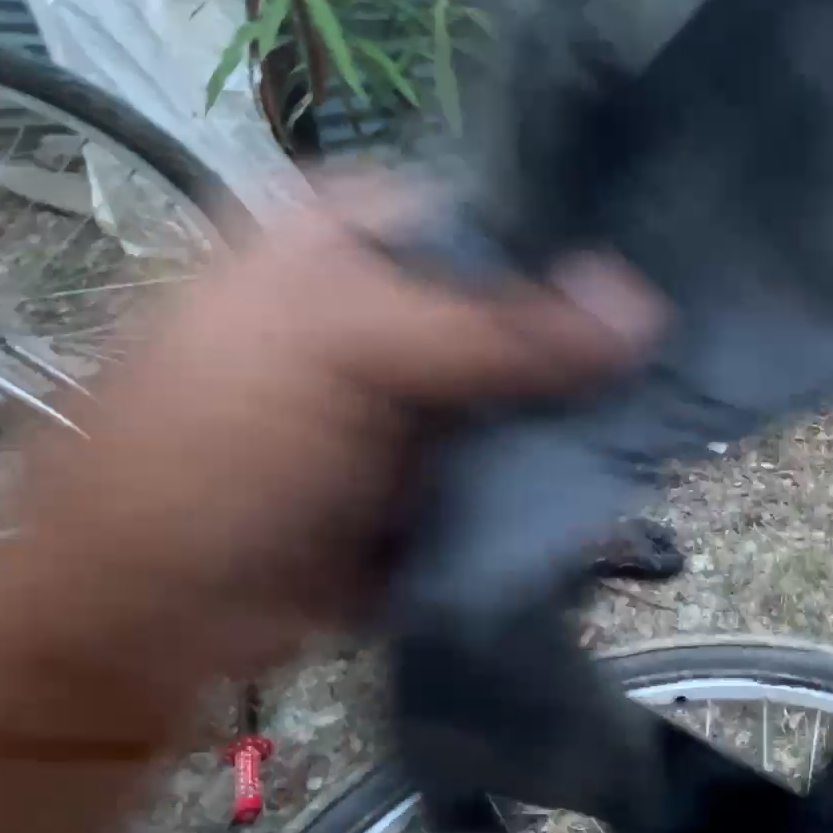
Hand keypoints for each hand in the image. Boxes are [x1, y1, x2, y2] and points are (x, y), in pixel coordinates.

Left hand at [0, 172, 666, 676]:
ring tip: (678, 406)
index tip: (667, 273)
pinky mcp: (452, 463)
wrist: (144, 618)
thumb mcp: (346, 352)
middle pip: (534, 304)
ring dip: (596, 402)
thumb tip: (641, 306)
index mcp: (360, 236)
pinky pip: (532, 447)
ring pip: (543, 382)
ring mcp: (431, 390)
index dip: (581, 243)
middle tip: (688, 353)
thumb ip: (501, 328)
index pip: (502, 214)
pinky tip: (633, 459)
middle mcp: (402, 303)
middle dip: (601, 334)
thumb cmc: (212, 454)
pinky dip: (575, 458)